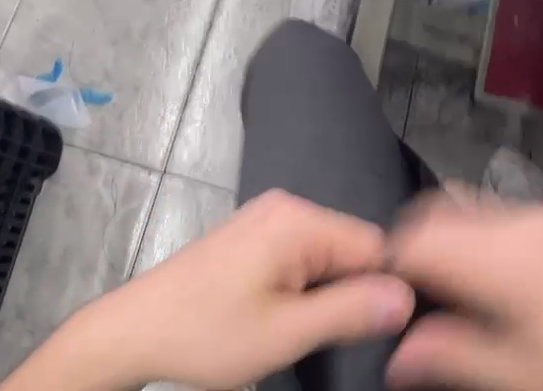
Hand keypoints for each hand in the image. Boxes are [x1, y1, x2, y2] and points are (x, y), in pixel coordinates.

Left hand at [3, 190, 414, 390]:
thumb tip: (407, 296)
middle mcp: (286, 206)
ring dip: (327, 293)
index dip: (387, 287)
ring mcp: (266, 218)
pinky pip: (301, 256)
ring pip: (326, 255)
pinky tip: (286, 315)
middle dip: (354, 290)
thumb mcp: (285, 332)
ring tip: (306, 329)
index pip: (375, 244)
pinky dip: (304, 286)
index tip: (389, 329)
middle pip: (351, 247)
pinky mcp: (252, 235)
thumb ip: (350, 310)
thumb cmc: (208, 332)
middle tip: (336, 336)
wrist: (135, 330)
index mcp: (298, 220)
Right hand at [385, 196, 542, 390]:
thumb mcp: (527, 376)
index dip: (389, 260)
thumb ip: (456, 355)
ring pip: (466, 206)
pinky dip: (475, 235)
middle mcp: (517, 219)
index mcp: (503, 255)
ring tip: (445, 291)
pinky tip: (487, 280)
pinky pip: (496, 213)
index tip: (377, 292)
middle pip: (438, 210)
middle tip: (405, 295)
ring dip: (444, 237)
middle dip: (413, 244)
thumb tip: (396, 353)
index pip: (420, 237)